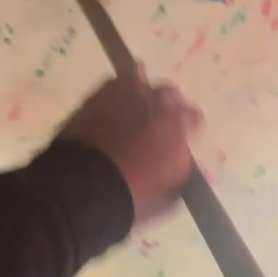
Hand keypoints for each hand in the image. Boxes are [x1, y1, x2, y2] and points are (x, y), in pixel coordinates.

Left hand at [56, 72, 202, 222]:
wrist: (84, 186)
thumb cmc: (129, 197)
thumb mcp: (165, 196)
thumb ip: (178, 173)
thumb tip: (181, 163)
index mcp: (178, 130)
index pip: (193, 118)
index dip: (188, 127)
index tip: (183, 135)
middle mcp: (159, 106)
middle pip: (171, 97)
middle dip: (168, 106)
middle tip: (157, 121)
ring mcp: (130, 95)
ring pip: (146, 83)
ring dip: (145, 93)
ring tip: (138, 103)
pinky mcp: (103, 93)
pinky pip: (120, 80)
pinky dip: (123, 84)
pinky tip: (120, 90)